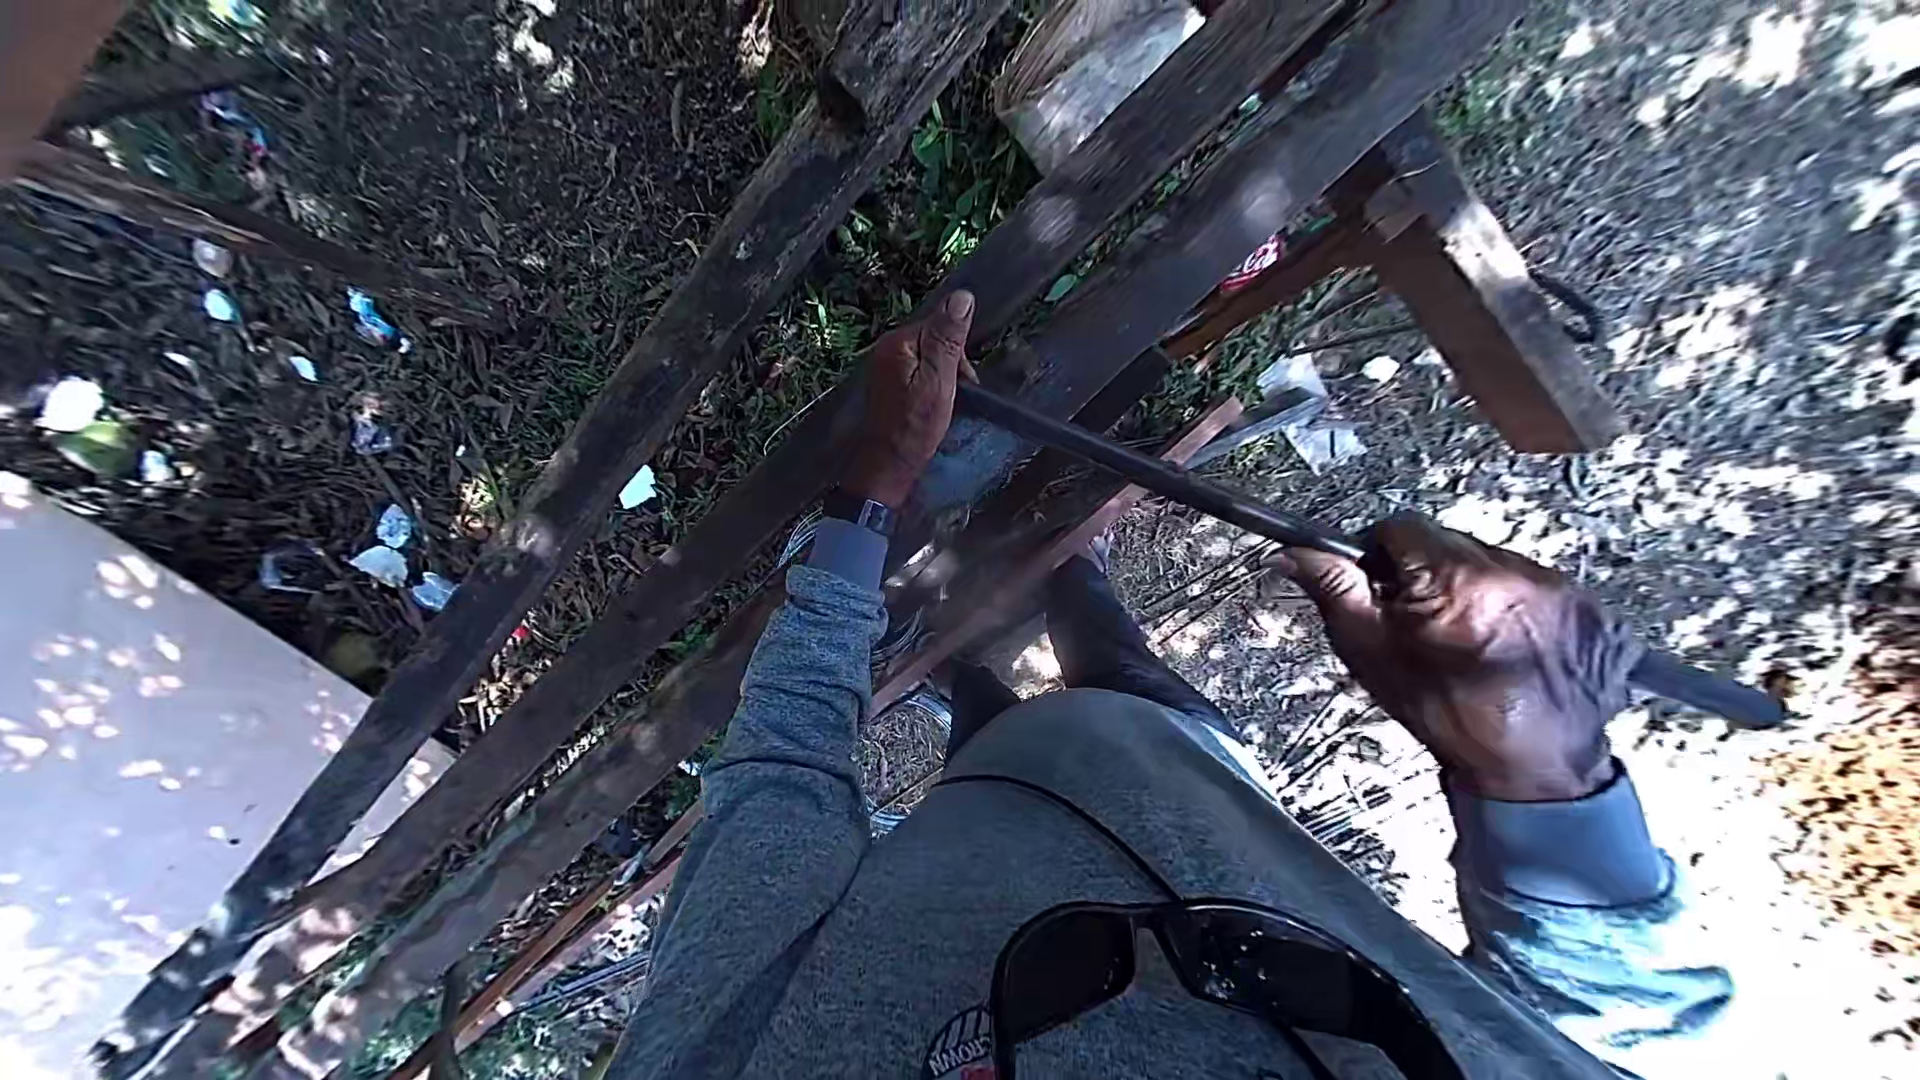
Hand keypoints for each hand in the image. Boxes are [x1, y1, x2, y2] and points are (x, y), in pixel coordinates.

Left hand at [842, 290, 976, 505]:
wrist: (889, 465)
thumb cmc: (915, 426)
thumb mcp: (939, 380)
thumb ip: (948, 339)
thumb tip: (962, 297)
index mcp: (897, 342)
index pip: (938, 325)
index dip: (957, 352)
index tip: (963, 379)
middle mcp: (885, 349)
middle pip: (932, 340)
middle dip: (950, 364)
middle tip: (954, 394)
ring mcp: (884, 368)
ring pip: (926, 359)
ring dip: (942, 378)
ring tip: (943, 404)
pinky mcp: (887, 386)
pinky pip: (917, 375)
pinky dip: (929, 388)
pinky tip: (931, 408)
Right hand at [1275, 514, 1642, 801]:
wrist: (1530, 767)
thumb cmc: (1441, 709)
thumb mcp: (1368, 647)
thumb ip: (1332, 588)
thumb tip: (1293, 554)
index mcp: (1453, 579)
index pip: (1401, 527)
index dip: (1377, 552)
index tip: (1377, 583)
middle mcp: (1514, 573)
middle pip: (1447, 541)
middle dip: (1424, 569)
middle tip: (1416, 616)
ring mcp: (1561, 590)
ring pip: (1491, 560)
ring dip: (1469, 584)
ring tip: (1462, 633)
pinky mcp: (1593, 610)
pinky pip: (1535, 583)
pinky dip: (1513, 602)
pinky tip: (1501, 640)